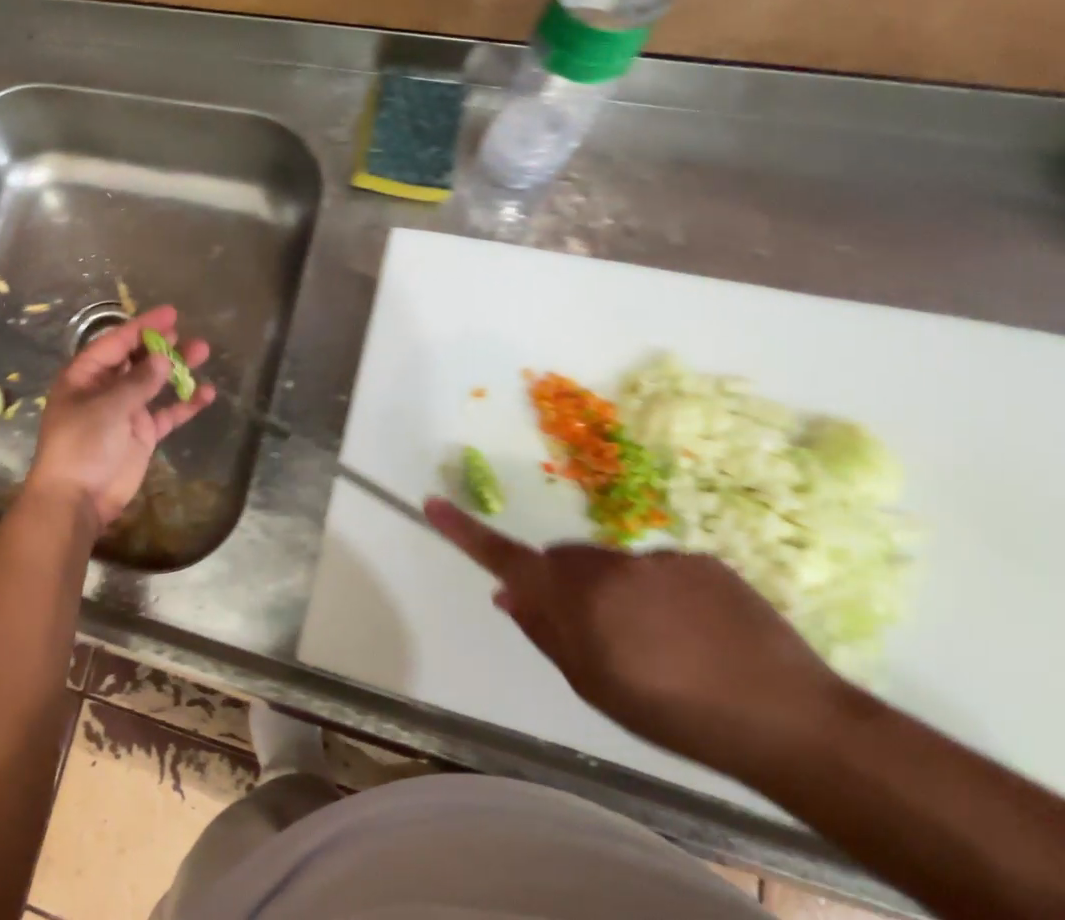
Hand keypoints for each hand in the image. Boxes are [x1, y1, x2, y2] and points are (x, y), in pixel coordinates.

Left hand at [26, 306, 214, 527]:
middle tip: (186, 335)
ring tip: (202, 352)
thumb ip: (138, 381)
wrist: (77, 497)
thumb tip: (164, 359)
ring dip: (176, 369)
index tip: (171, 314)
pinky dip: (184, 404)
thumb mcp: (107, 406)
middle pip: (135, 359)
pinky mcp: (140, 435)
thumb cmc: (82, 444)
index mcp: (84, 376)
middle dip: (161, 345)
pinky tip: (206, 393)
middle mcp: (104, 389)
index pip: (115, 343)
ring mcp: (123, 412)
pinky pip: (166, 413)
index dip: (142, 327)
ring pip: (154, 383)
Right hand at [422, 498, 851, 774]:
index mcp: (578, 598)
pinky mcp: (705, 563)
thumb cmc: (673, 713)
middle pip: (564, 560)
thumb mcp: (593, 684)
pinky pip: (659, 570)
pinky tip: (693, 636)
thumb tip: (507, 594)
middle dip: (562, 584)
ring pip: (612, 566)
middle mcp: (612, 566)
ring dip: (615, 592)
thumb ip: (545, 632)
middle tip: (591, 635)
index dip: (465, 533)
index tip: (433, 504)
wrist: (787, 718)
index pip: (507, 558)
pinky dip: (660, 594)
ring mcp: (662, 560)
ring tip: (657, 646)